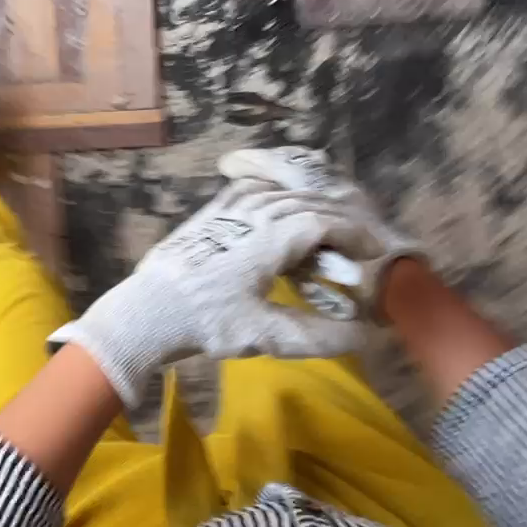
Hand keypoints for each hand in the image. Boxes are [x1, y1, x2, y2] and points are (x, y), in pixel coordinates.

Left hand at [218, 146, 426, 320]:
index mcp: (272, 236)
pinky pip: (249, 190)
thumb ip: (319, 335)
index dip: (354, 234)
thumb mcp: (268, 335)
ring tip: (326, 224)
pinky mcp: (210, 214)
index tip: (375, 250)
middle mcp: (254, 213)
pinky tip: (275, 201)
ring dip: (308, 205)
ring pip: (278, 194)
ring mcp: (228, 209)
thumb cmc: (210, 321)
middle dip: (337, 219)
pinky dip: (273, 192)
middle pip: (305, 204)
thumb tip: (364, 335)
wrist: (151, 308)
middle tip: (359, 241)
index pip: (325, 223)